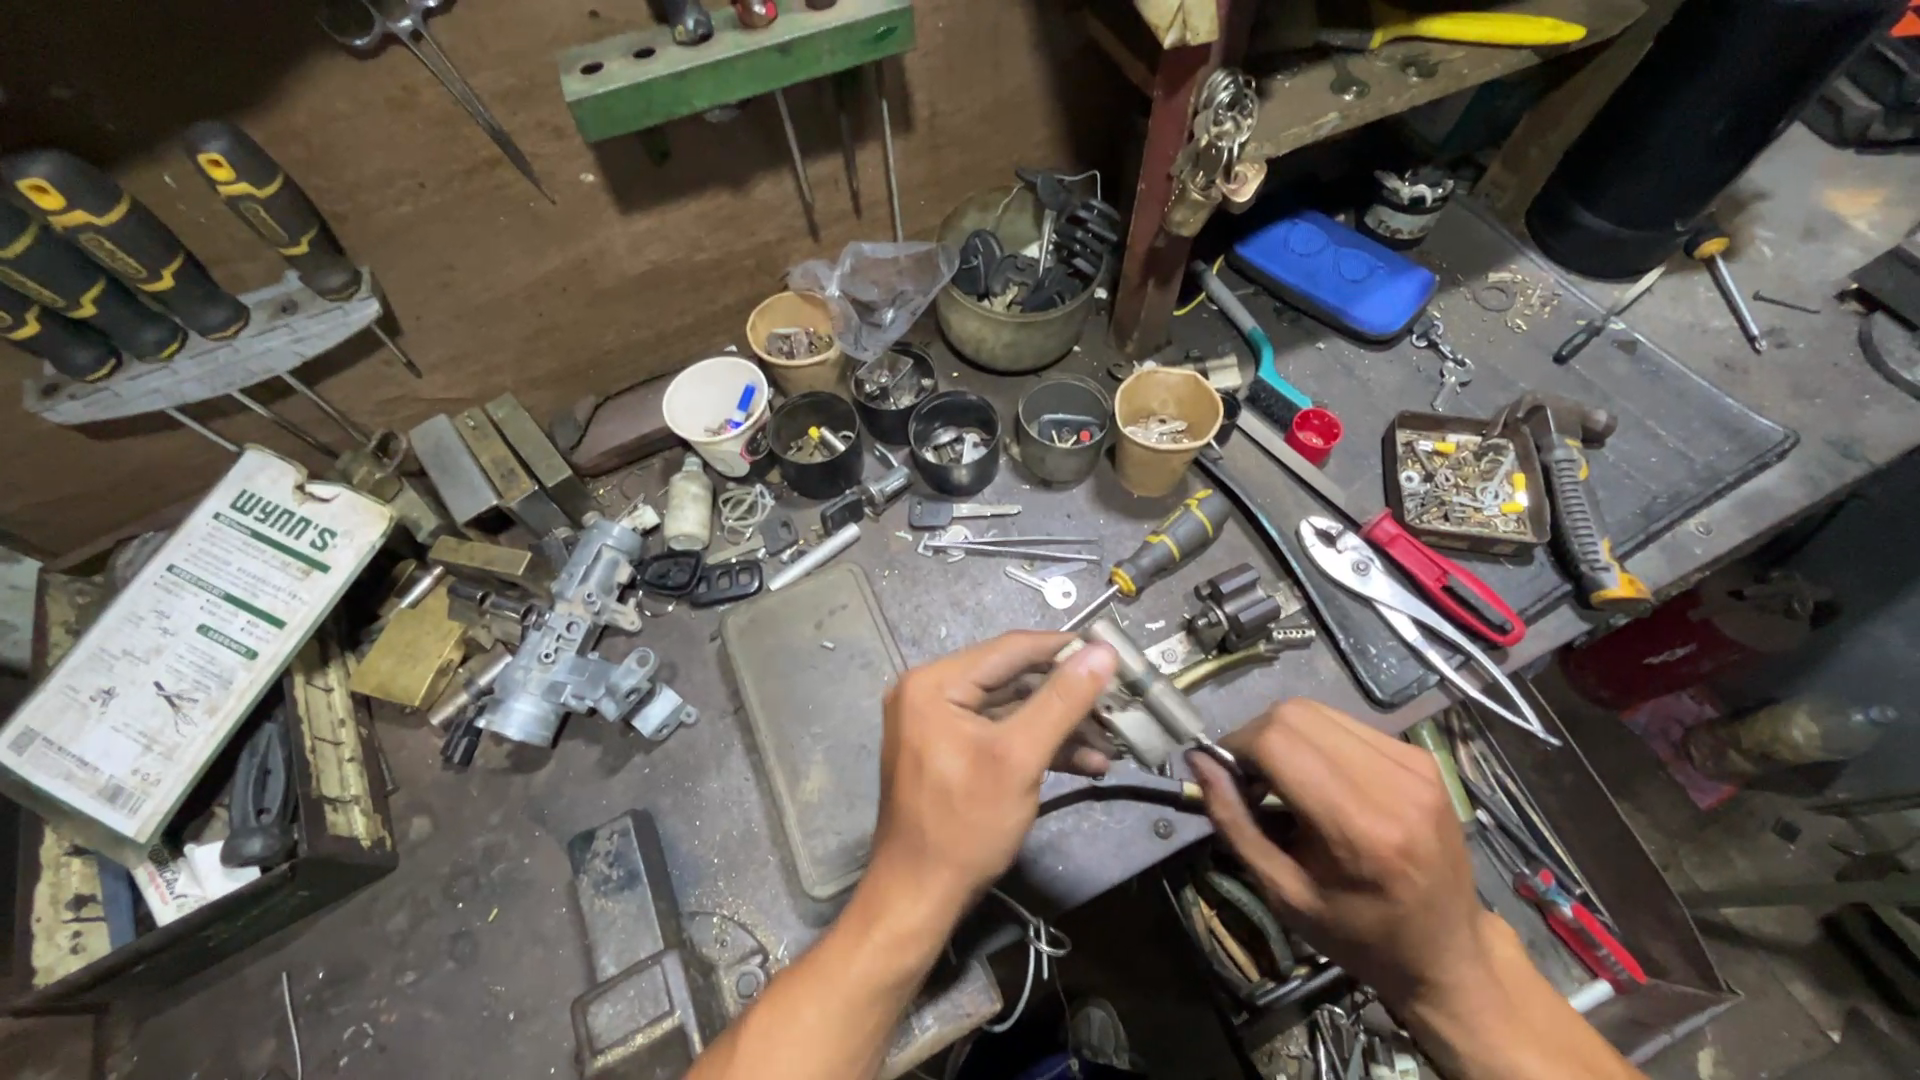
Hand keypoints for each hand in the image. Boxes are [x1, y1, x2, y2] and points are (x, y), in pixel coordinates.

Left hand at [868, 632, 1116, 918]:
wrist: (919, 895)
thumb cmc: (965, 825)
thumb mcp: (1019, 758)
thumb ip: (1061, 701)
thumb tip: (1102, 652)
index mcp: (934, 683)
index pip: (1010, 649)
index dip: (1064, 649)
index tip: (1112, 653)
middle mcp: (930, 692)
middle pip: (1012, 678)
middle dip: (1067, 694)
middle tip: (1117, 701)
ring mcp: (939, 722)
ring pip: (1012, 708)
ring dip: (1060, 724)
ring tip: (1111, 738)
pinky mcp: (952, 750)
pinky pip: (1001, 734)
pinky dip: (1039, 745)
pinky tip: (1086, 761)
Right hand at [1190, 698, 1494, 1013]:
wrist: (1449, 953)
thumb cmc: (1359, 934)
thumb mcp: (1283, 893)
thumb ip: (1234, 823)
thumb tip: (1198, 761)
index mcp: (1360, 828)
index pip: (1277, 741)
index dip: (1236, 748)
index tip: (1227, 778)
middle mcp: (1393, 783)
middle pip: (1294, 714)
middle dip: (1256, 738)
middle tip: (1251, 780)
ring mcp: (1415, 765)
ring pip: (1318, 711)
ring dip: (1284, 735)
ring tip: (1284, 780)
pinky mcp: (1423, 758)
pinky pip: (1346, 724)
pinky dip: (1317, 741)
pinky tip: (1319, 779)